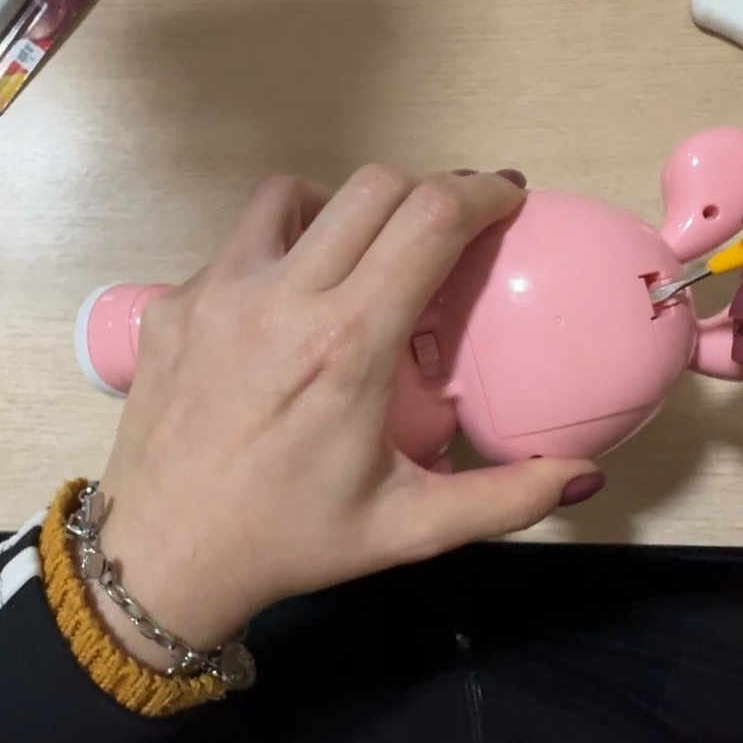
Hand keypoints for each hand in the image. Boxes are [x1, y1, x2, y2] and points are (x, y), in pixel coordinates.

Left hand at [93, 167, 602, 663]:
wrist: (161, 556)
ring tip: (357, 249)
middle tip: (445, 226)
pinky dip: (276, 250)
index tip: (504, 200)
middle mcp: (278, 300)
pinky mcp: (171, 304)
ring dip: (340, 204)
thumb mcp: (406, 529)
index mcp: (346, 346)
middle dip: (426, 188)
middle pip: (371, 186)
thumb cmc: (287, 543)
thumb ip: (504, 500)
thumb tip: (582, 471)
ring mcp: (213, 293)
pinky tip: (281, 304)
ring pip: (290, 194)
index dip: (480, 193)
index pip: (429, 220)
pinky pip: (235, 246)